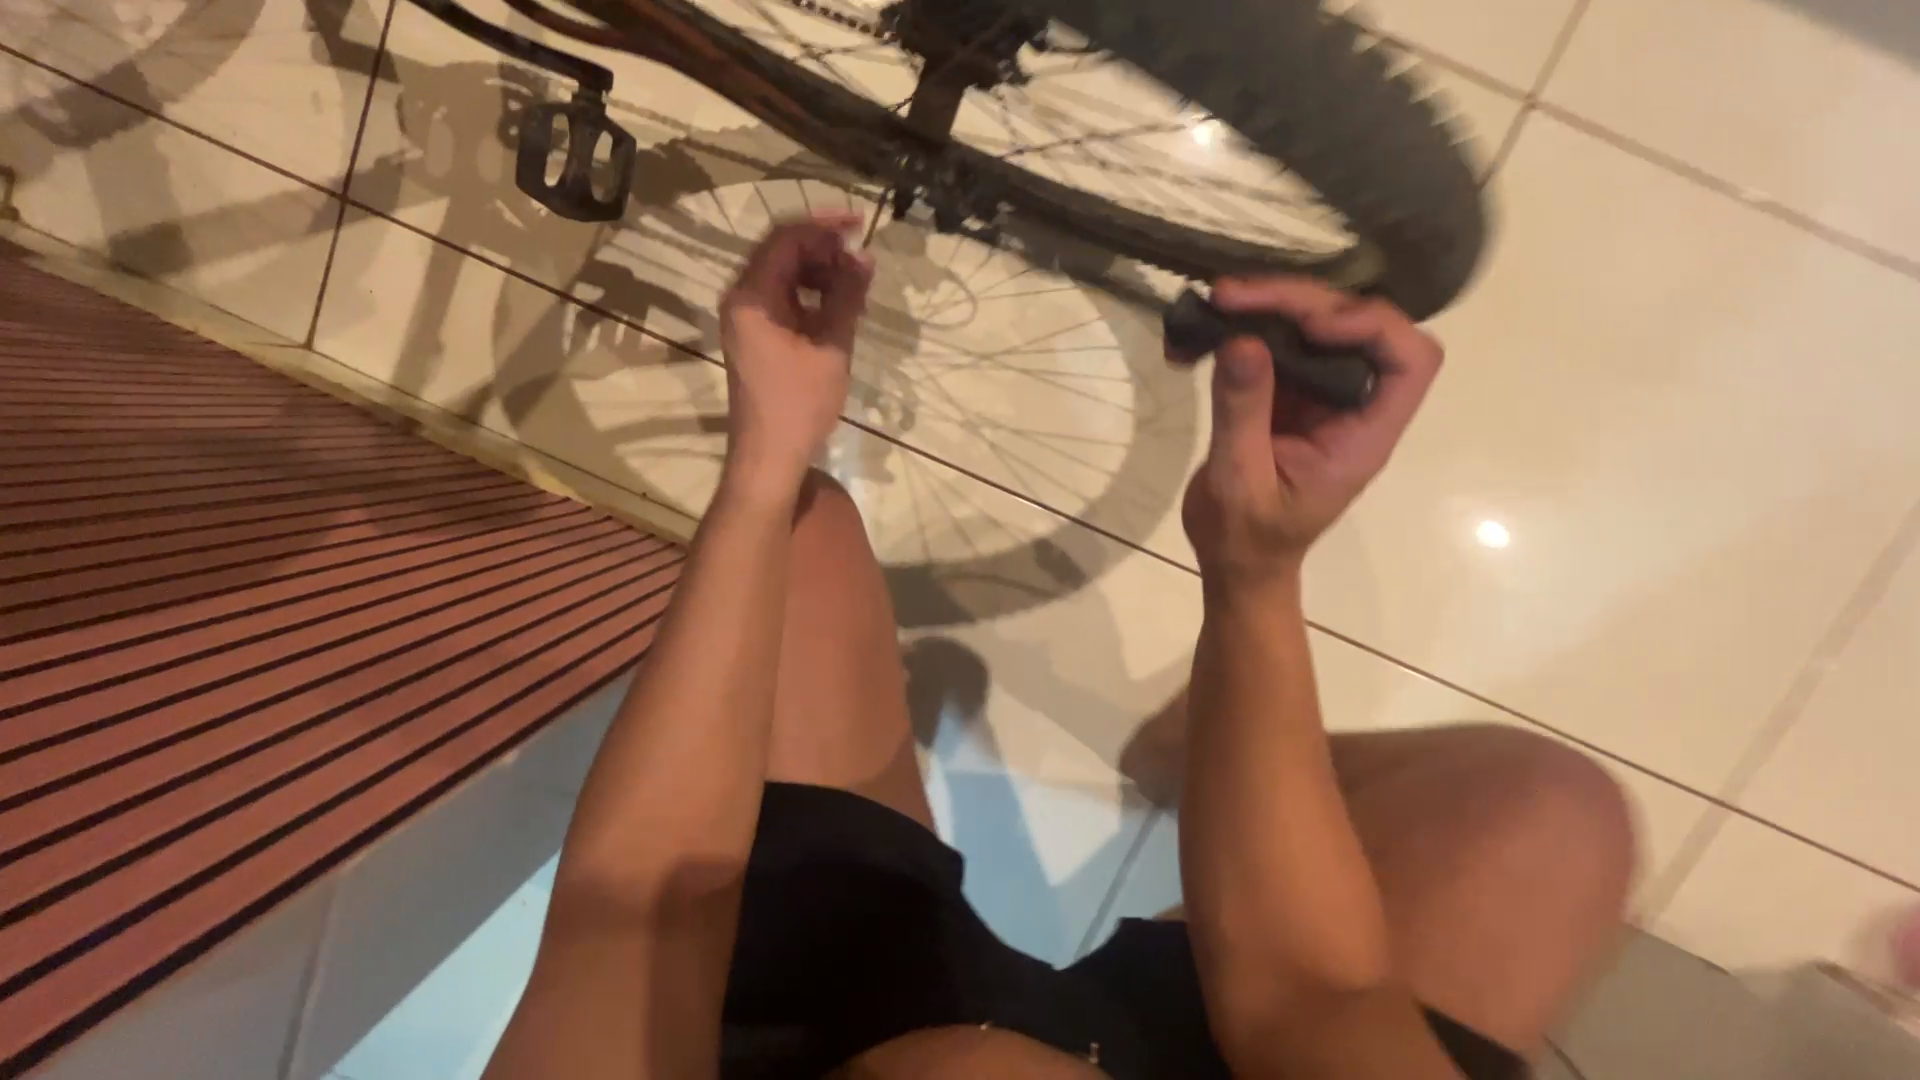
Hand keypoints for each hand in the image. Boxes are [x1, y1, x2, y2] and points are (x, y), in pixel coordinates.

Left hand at [718, 213, 875, 492]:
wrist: (770, 456)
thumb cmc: (800, 405)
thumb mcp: (831, 347)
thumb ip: (847, 297)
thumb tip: (865, 257)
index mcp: (751, 296)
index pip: (785, 239)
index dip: (824, 224)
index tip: (861, 224)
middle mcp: (742, 299)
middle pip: (782, 253)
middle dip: (824, 249)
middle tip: (863, 259)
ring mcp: (747, 319)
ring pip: (786, 276)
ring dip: (822, 273)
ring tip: (857, 286)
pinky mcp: (758, 337)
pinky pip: (786, 301)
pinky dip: (813, 297)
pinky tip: (841, 307)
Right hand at [1181, 277, 1442, 589]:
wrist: (1233, 562)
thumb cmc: (1247, 538)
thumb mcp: (1240, 481)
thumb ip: (1244, 413)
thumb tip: (1241, 341)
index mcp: (1363, 435)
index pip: (1410, 362)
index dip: (1371, 327)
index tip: (1310, 325)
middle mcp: (1350, 406)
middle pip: (1354, 328)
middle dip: (1299, 302)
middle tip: (1233, 296)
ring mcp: (1316, 398)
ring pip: (1312, 327)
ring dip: (1268, 307)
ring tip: (1215, 302)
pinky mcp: (1282, 395)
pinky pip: (1272, 347)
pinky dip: (1240, 331)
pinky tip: (1200, 333)